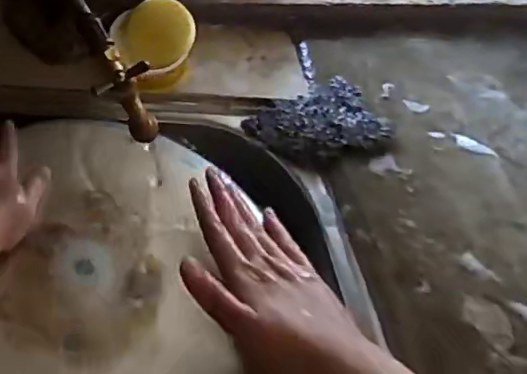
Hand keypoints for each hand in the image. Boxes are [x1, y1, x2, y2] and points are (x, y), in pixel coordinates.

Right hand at [182, 168, 410, 373]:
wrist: (341, 362)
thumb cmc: (287, 353)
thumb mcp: (243, 331)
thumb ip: (214, 297)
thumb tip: (185, 263)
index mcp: (245, 278)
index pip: (219, 236)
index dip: (205, 209)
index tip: (194, 182)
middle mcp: (264, 265)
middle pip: (238, 226)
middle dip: (222, 198)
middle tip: (211, 171)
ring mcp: (288, 268)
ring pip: (259, 229)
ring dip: (243, 206)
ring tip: (231, 184)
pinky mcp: (309, 276)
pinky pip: (288, 243)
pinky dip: (277, 227)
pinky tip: (271, 213)